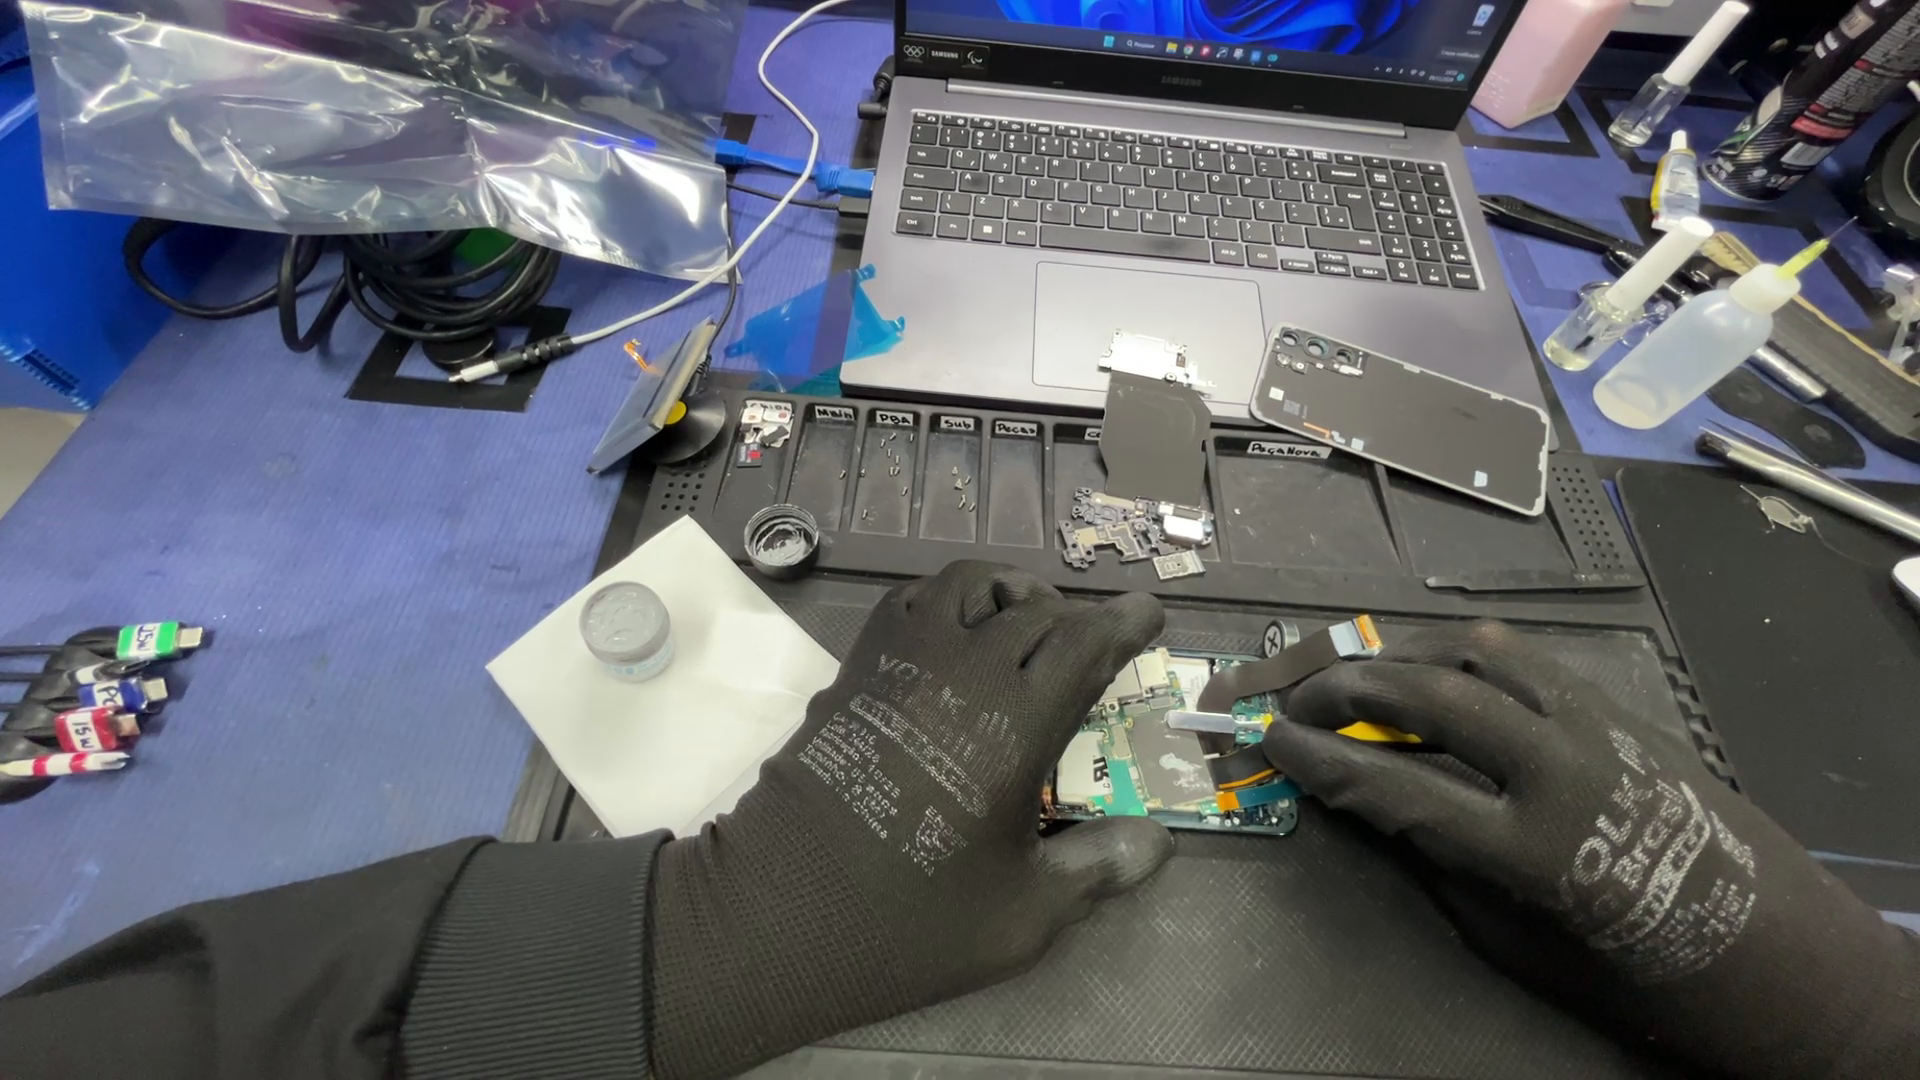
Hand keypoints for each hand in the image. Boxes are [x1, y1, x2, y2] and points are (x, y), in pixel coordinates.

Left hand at [649, 562, 1172, 1079]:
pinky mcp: (858, 664)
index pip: (1082, 644)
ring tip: (1023, 620)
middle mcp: (962, 671)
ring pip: (966, 583)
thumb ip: (1096, 870)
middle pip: (1034, 610)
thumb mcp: (1020, 916)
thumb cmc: (907, 919)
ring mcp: (902, 659)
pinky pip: (908, 599)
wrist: (782, 909)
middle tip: (1092, 638)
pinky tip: (954, 631)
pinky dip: (946, 596)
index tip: (1147, 610)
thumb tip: (1158, 842)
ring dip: (1008, 590)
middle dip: (1075, 615)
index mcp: (1013, 726)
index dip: (1122, 622)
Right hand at [1262, 620, 1919, 1079]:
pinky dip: (1447, 648)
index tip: (1267, 738)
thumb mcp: (1514, 941)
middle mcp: (1567, 770)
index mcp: (1539, 851)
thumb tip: (1353, 792)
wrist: (1808, 973)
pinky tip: (1419, 663)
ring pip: (1470, 652)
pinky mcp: (1618, 707)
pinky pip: (1515, 654)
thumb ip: (1427, 855)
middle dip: (1338, 688)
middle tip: (1291, 699)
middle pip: (1424, 695)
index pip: (1392, 783)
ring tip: (1344, 670)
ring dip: (1390, 653)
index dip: (1315, 756)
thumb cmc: (1643, 979)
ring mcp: (1598, 726)